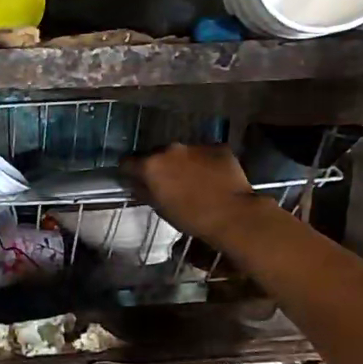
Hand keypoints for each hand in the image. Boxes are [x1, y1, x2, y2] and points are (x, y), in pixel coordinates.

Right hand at [121, 143, 264, 241]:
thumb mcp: (159, 207)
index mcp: (149, 165)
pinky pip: (206, 153)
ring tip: (193, 178)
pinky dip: (206, 161)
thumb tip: (136, 183)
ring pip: (182, 152)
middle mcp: (168, 150)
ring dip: (182, 162)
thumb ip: (143, 190)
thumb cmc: (191, 217)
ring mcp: (195, 146)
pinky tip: (213, 175)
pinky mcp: (218, 148)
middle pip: (156, 154)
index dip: (129, 172)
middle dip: (159, 165)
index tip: (134, 179)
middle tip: (167, 181)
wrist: (235, 215)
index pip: (127, 162)